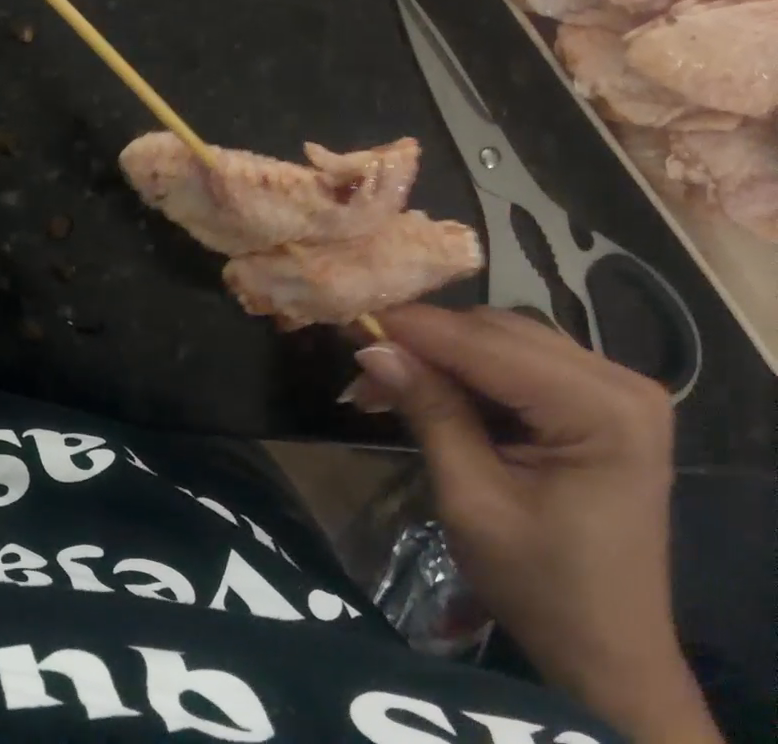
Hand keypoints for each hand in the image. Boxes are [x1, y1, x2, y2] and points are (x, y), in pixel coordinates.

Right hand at [346, 306, 719, 742]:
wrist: (603, 642)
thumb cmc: (536, 578)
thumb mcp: (469, 495)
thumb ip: (429, 411)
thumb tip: (371, 347)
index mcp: (602, 410)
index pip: (487, 345)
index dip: (410, 329)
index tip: (342, 320)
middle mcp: (621, 385)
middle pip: (498, 331)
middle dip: (423, 341)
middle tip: (357, 364)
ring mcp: (616, 393)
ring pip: (504, 339)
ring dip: (439, 353)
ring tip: (380, 380)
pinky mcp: (599, 407)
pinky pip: (518, 363)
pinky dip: (465, 370)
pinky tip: (423, 389)